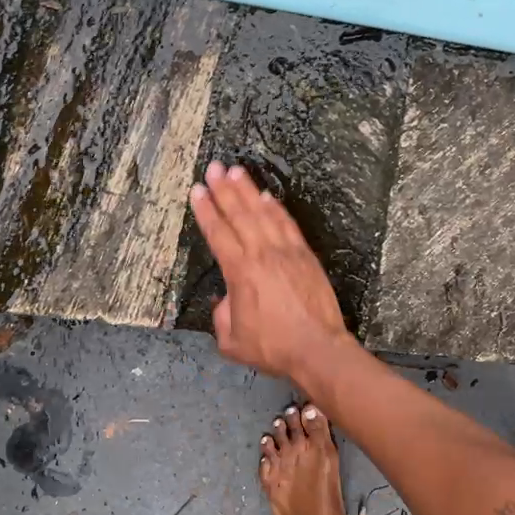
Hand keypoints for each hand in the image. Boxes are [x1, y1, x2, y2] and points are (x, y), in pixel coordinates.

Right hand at [190, 161, 351, 380]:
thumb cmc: (272, 347)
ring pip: (264, 213)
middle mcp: (262, 253)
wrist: (317, 347)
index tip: (197, 190)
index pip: (219, 234)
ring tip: (237, 171)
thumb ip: (222, 314)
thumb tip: (226, 298)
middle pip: (240, 215)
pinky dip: (276, 208)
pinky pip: (287, 224)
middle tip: (214, 167)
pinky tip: (267, 196)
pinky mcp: (305, 254)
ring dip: (249, 191)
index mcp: (240, 272)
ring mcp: (286, 251)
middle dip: (225, 189)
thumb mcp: (231, 340)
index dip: (206, 210)